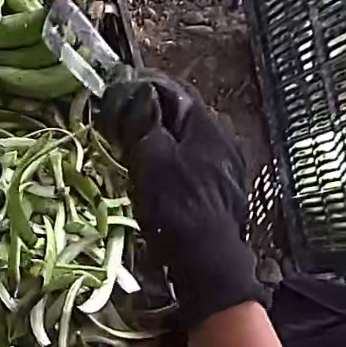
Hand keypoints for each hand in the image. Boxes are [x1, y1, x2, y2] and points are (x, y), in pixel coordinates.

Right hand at [101, 74, 265, 329]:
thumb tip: (139, 94)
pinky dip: (174, 159)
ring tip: (136, 146)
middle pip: (182, 114)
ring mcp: (229, 162)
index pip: (173, 90)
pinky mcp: (225, 186)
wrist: (207, 257)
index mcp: (207, 123)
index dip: (142, 88)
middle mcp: (224, 136)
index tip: (117, 94)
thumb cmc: (176, 205)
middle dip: (153, 114)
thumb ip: (144, 123)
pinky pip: (194, 161)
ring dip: (163, 138)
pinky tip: (159, 173)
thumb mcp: (150, 159)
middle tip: (122, 121)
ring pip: (188, 139)